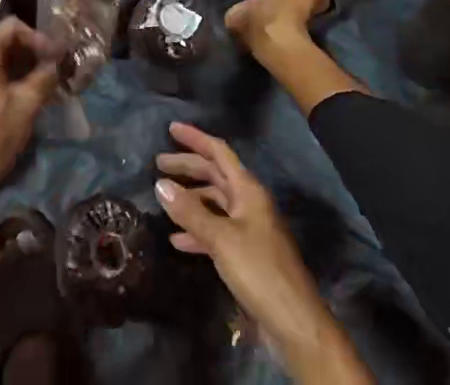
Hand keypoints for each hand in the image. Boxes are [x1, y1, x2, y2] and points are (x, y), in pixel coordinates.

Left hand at [0, 17, 62, 197]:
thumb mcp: (28, 101)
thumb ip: (46, 74)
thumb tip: (59, 60)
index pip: (13, 27)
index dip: (39, 38)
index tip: (57, 56)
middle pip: (7, 42)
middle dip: (35, 51)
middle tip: (58, 67)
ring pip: (2, 60)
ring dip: (27, 67)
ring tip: (50, 81)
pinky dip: (15, 79)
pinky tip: (33, 94)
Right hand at [156, 124, 367, 382]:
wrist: (291, 319)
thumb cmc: (259, 270)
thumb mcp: (221, 239)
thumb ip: (191, 212)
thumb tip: (161, 184)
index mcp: (248, 190)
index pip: (219, 153)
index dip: (195, 139)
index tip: (170, 129)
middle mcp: (249, 202)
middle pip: (215, 175)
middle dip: (188, 166)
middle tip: (158, 163)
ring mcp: (248, 227)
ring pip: (214, 203)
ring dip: (190, 198)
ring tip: (163, 198)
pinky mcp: (245, 253)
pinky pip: (216, 230)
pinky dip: (196, 230)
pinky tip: (176, 239)